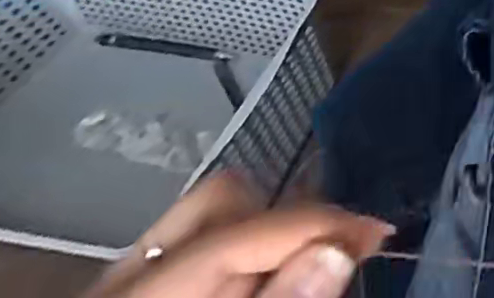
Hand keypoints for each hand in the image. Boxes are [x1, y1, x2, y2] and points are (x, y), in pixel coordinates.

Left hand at [84, 172, 392, 297]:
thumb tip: (338, 251)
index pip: (230, 238)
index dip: (312, 225)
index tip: (375, 235)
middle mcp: (117, 283)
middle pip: (220, 204)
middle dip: (287, 226)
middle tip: (333, 265)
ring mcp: (120, 285)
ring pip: (209, 214)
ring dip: (267, 236)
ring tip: (300, 274)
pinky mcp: (133, 291)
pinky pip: (196, 244)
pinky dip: (242, 258)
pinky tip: (262, 287)